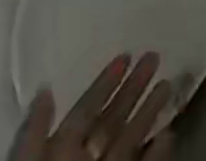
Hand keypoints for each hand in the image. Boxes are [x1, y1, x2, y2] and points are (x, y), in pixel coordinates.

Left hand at [11, 53, 175, 160]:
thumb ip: (36, 134)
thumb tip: (46, 90)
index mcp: (59, 154)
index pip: (85, 112)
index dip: (103, 83)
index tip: (125, 55)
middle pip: (111, 120)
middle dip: (133, 89)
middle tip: (154, 56)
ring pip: (130, 142)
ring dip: (150, 114)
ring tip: (168, 83)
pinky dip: (157, 157)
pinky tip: (169, 135)